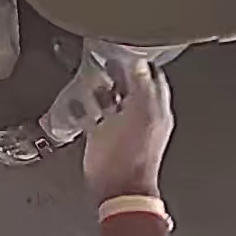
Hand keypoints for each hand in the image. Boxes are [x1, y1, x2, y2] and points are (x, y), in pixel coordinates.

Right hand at [81, 57, 173, 203]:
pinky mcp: (102, 135)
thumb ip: (142, 86)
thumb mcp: (141, 113)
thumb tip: (139, 63)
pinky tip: (80, 99)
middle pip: (130, 85)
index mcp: (155, 108)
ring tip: (92, 74)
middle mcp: (140, 115)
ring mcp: (120, 125)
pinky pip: (95, 114)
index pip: (151, 77)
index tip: (126, 49)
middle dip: (119, 71)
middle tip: (106, 57)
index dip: (140, 61)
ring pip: (112, 98)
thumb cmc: (131, 154)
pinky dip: (87, 104)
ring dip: (102, 86)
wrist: (116, 187)